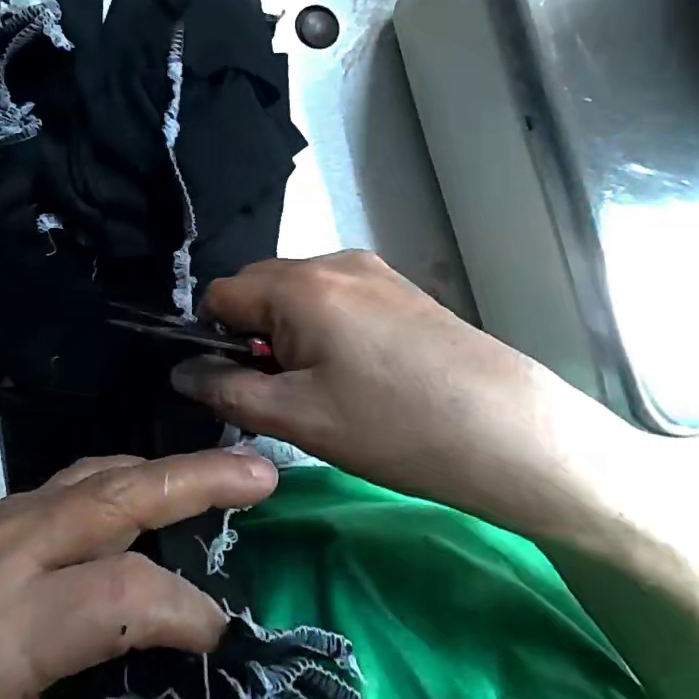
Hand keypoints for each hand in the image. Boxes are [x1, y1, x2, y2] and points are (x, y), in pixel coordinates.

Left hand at [0, 448, 278, 698]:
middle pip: (109, 496)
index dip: (187, 614)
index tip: (223, 643)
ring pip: (84, 478)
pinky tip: (138, 494)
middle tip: (260, 472)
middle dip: (191, 479)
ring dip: (152, 471)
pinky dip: (110, 483)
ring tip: (214, 475)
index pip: (124, 594)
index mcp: (3, 629)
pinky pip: (58, 489)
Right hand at [170, 251, 655, 540]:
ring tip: (323, 385)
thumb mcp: (295, 417)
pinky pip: (333, 297)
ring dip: (287, 331)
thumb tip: (180, 372)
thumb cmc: (394, 427)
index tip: (239, 382)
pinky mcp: (400, 288)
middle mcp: (331, 260)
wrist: (518, 437)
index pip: (218, 294)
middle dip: (251, 333)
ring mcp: (371, 270)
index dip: (213, 339)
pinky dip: (323, 327)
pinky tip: (358, 371)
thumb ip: (224, 388)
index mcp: (298, 285)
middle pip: (256, 288)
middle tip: (281, 390)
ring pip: (295, 293)